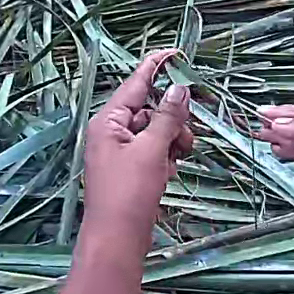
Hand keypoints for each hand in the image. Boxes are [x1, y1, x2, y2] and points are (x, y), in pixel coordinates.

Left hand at [83, 49, 193, 235]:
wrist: (118, 239)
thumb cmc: (129, 192)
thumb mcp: (152, 150)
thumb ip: (168, 117)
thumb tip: (179, 88)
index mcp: (109, 120)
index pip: (136, 83)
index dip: (157, 67)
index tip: (177, 53)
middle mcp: (112, 131)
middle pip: (150, 107)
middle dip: (172, 118)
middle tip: (185, 135)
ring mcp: (121, 150)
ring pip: (156, 130)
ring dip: (172, 139)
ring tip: (177, 158)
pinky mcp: (131, 167)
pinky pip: (154, 149)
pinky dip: (166, 156)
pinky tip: (168, 172)